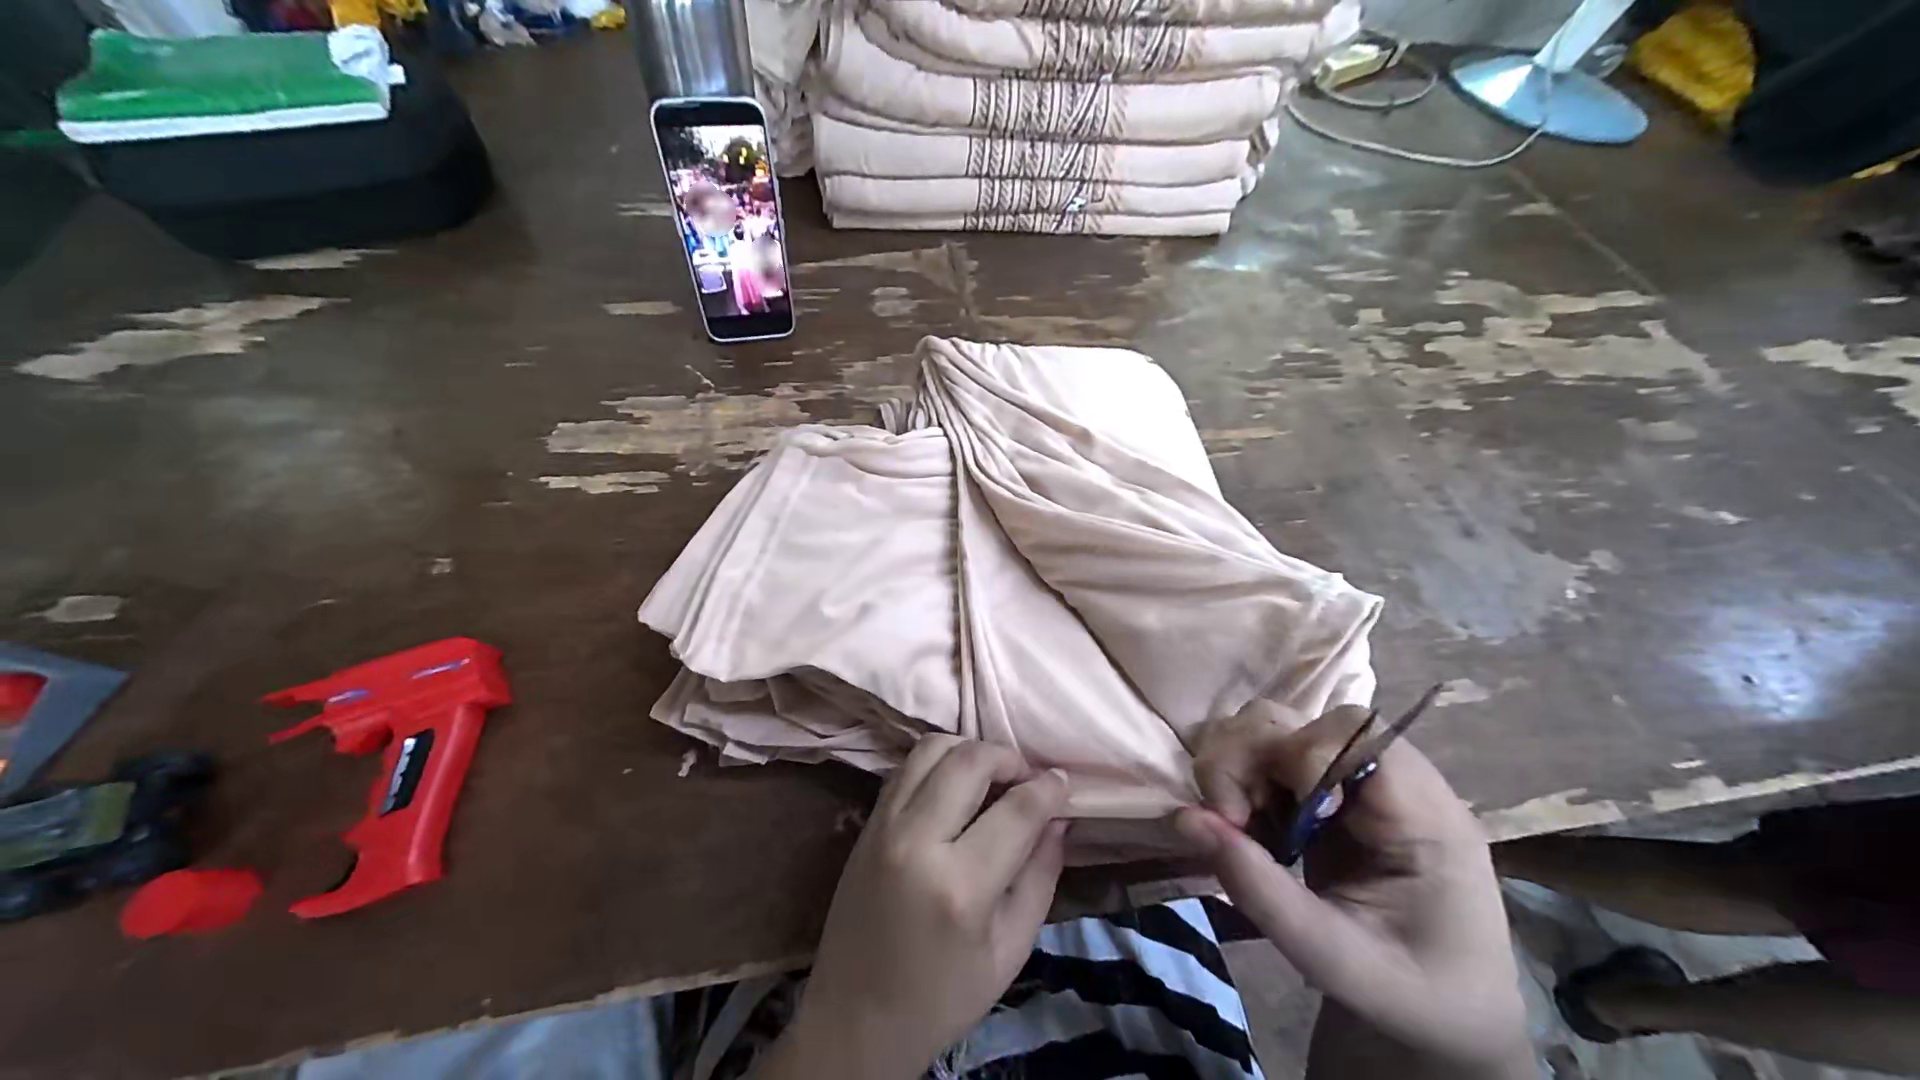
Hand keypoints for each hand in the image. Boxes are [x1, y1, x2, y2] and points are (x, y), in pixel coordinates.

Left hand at [760, 736, 1070, 1079]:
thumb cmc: (943, 997)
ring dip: (970, 751)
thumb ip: (1041, 875)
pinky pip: (906, 767)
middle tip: (1027, 780)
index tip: (1063, 783)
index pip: (1017, 810)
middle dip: (1009, 759)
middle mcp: (917, 842)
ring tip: (992, 778)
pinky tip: (955, 786)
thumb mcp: (1010, 949)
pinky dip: (938, 762)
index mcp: (960, 887)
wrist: (854, 1018)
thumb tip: (1059, 817)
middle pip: (970, 761)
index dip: (1049, 788)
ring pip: (933, 748)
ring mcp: (884, 826)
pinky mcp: (866, 823)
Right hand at [1177, 706, 1530, 1076]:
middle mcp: (1385, 778)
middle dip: (1246, 759)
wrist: (1448, 1007)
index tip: (1281, 828)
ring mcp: (1350, 777)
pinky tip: (1248, 826)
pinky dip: (1240, 780)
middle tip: (1230, 822)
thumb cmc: (1410, 991)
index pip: (1356, 735)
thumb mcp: (1338, 960)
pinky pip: (1265, 753)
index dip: (1303, 758)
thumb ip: (1262, 892)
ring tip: (1237, 824)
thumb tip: (1186, 818)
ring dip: (1236, 766)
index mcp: (1424, 814)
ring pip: (1272, 726)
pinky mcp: (1323, 785)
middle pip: (1298, 721)